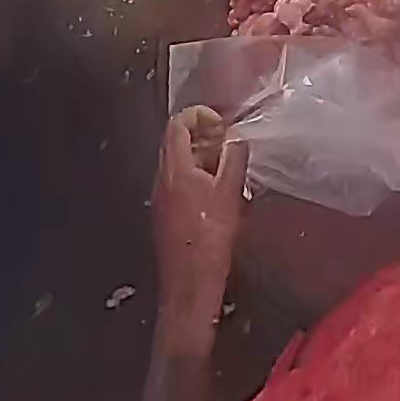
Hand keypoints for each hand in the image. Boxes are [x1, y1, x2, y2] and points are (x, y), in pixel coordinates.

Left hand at [152, 107, 249, 333]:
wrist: (189, 285)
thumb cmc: (210, 238)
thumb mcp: (230, 193)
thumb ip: (235, 159)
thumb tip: (238, 139)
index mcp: (175, 169)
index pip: (177, 125)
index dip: (198, 115)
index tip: (220, 124)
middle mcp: (161, 178)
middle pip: (174, 140)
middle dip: (201, 133)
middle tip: (226, 140)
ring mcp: (160, 196)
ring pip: (176, 160)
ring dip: (199, 153)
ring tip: (225, 162)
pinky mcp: (164, 212)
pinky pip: (177, 179)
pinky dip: (195, 172)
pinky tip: (215, 187)